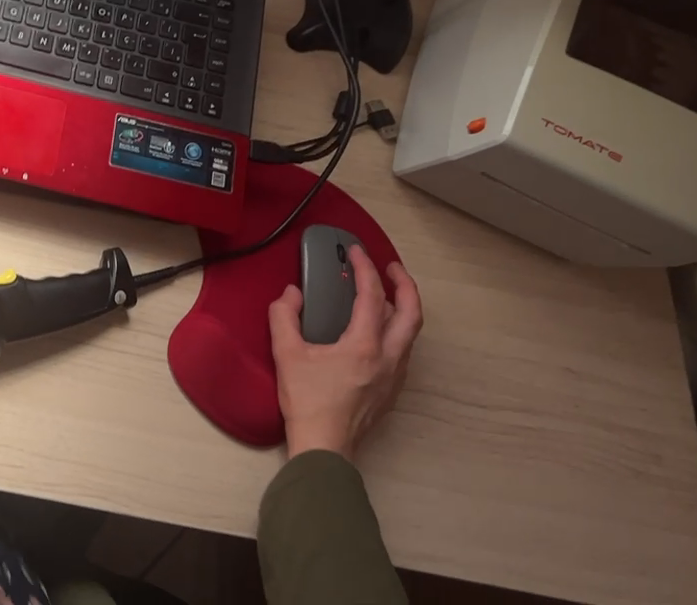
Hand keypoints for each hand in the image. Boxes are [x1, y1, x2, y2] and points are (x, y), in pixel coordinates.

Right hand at [267, 245, 422, 460]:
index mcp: (365, 346)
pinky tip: (377, 329)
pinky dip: (396, 328)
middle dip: (405, 285)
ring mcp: (395, 375)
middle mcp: (389, 358)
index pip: (372, 297)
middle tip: (390, 267)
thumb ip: (284, 317)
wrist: (326, 446)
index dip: (364, 269)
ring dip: (403, 307)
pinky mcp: (392, 389)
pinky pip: (403, 349)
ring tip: (385, 294)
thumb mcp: (286, 353)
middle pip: (412, 314)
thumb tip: (292, 294)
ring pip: (410, 333)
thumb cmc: (307, 399)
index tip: (355, 251)